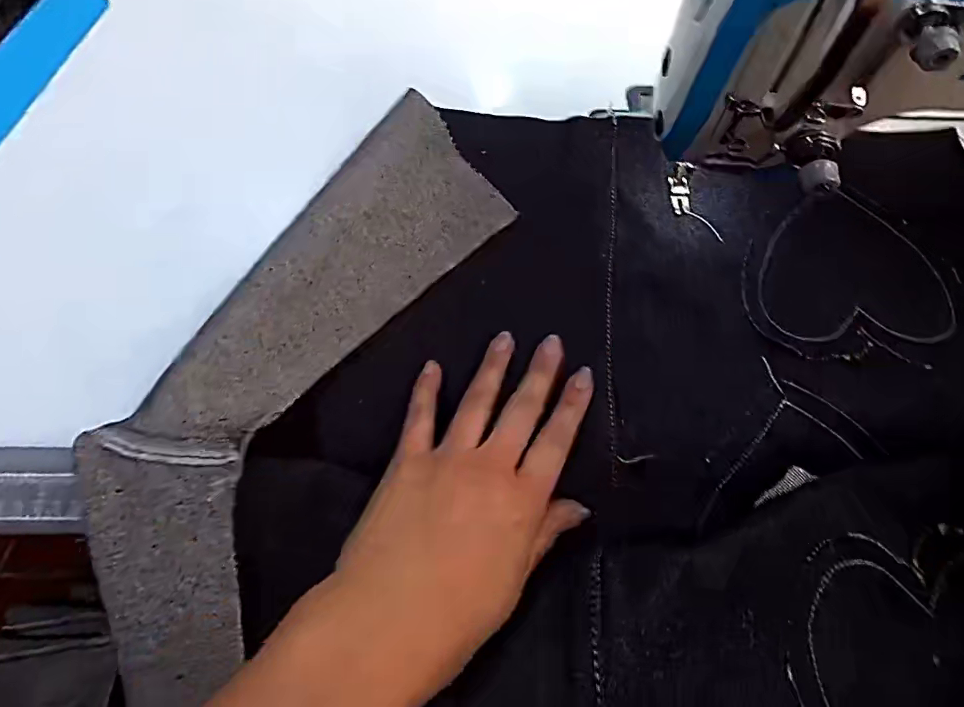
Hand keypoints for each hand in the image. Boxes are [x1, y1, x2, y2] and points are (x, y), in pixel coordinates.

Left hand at [214, 334, 593, 706]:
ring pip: (477, 402)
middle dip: (540, 373)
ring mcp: (447, 460)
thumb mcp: (514, 582)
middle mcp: (491, 468)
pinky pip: (419, 419)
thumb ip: (545, 535)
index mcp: (522, 498)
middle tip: (552, 342)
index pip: (556, 440)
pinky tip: (432, 366)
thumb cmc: (458, 615)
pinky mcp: (407, 464)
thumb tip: (579, 508)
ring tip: (505, 338)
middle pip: (522, 410)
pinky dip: (426, 390)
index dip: (573, 406)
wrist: (380, 626)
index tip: (583, 375)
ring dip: (493, 368)